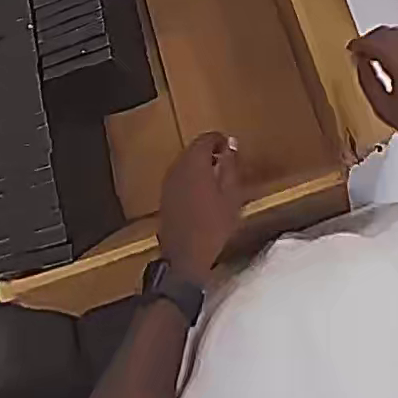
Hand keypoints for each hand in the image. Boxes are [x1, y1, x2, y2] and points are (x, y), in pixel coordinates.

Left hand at [159, 132, 243, 282]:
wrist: (185, 259)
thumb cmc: (214, 227)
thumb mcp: (231, 197)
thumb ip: (230, 166)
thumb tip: (231, 145)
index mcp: (194, 162)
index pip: (206, 138)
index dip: (220, 139)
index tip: (231, 146)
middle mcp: (178, 166)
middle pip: (194, 148)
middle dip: (210, 151)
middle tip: (227, 161)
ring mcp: (169, 180)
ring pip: (186, 162)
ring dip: (200, 164)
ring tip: (217, 176)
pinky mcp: (165, 195)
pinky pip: (180, 175)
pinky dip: (191, 176)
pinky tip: (202, 191)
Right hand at [350, 26, 397, 157]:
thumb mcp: (384, 108)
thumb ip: (367, 80)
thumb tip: (359, 63)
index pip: (372, 41)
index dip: (357, 44)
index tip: (351, 49)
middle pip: (385, 32)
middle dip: (369, 39)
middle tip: (359, 51)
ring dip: (383, 40)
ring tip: (373, 54)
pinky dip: (397, 43)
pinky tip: (391, 58)